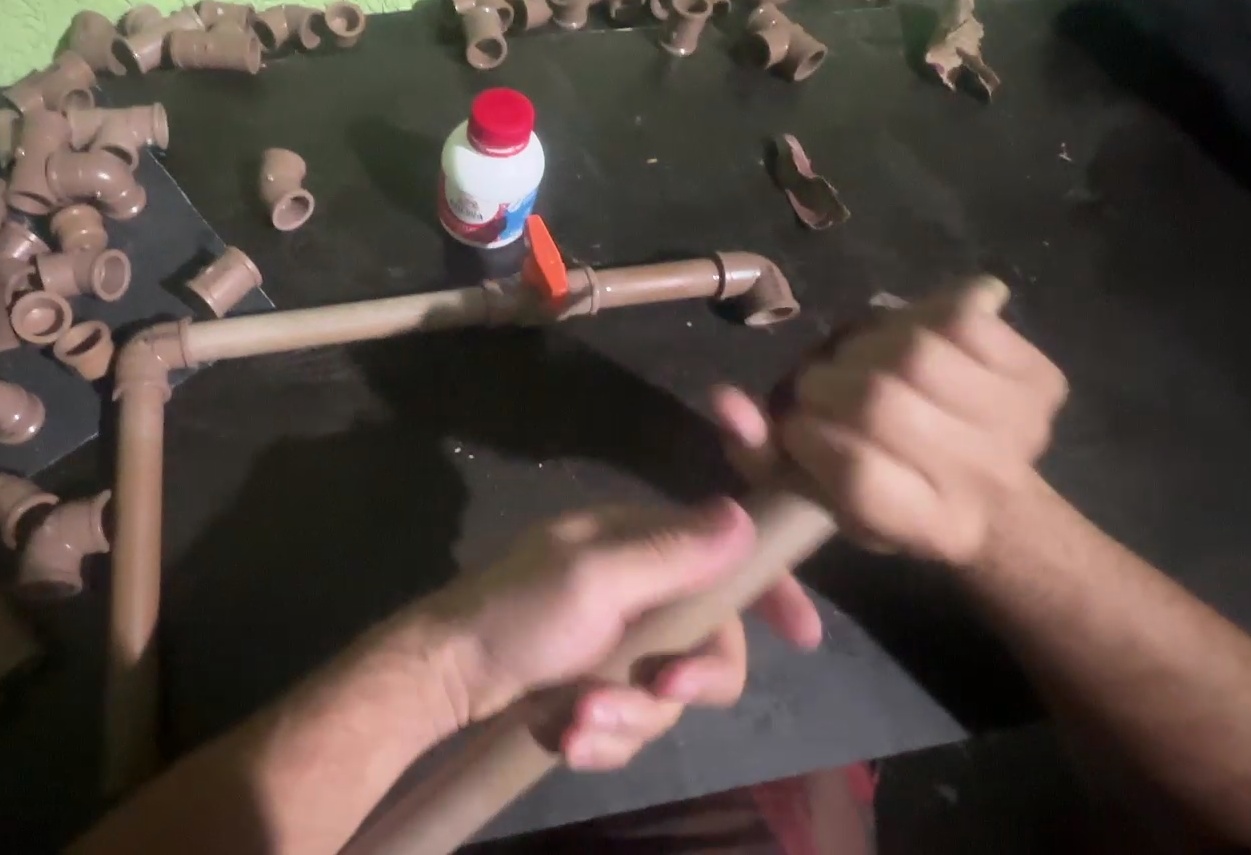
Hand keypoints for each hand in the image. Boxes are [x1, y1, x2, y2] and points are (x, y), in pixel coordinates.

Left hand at [419, 455, 820, 770]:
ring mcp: (614, 643)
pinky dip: (603, 735)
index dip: (766, 588)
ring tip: (577, 718)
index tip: (803, 633)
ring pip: (668, 697)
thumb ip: (671, 554)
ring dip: (628, 716)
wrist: (448, 674)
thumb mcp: (594, 579)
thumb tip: (741, 514)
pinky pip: (632, 724)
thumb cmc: (517, 613)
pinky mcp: (596, 687)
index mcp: (632, 546)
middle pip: (708, 643)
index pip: (718, 554)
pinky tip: (565, 734)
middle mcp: (632, 590)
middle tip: (659, 690)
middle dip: (685, 679)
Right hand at [770, 276, 1068, 565]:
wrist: (988, 499)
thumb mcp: (804, 492)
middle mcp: (984, 482)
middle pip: (880, 404)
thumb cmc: (878, 500)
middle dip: (826, 385)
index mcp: (925, 526)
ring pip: (914, 351)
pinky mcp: (1041, 379)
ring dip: (864, 347)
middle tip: (823, 389)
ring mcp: (1022, 427)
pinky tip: (904, 338)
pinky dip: (914, 316)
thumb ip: (755, 450)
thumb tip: (722, 397)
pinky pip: (959, 318)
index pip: (852, 471)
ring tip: (858, 362)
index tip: (801, 431)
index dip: (807, 437)